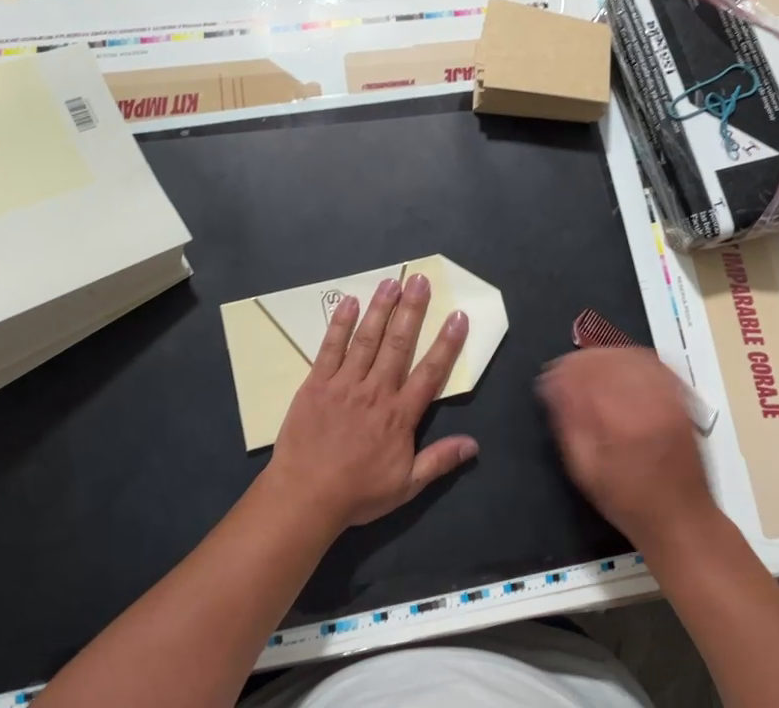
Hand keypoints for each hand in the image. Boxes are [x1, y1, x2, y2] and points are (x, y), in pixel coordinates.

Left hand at [261, 274, 477, 533]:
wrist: (305, 497)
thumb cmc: (357, 493)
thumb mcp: (406, 486)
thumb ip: (439, 461)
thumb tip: (474, 445)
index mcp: (400, 415)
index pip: (430, 372)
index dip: (446, 344)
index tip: (458, 317)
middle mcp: (375, 391)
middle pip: (399, 344)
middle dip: (412, 310)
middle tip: (420, 280)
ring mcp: (344, 384)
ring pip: (367, 339)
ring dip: (380, 308)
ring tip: (391, 282)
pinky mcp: (316, 383)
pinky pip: (330, 348)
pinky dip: (341, 324)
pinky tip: (350, 303)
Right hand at [539, 347, 716, 548]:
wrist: (683, 521)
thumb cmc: (630, 504)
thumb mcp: (586, 471)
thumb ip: (568, 425)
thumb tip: (553, 391)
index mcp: (621, 423)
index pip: (585, 377)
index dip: (561, 373)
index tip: (548, 378)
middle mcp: (649, 404)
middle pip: (608, 360)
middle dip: (579, 361)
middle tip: (562, 369)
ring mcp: (670, 400)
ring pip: (631, 355)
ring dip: (604, 354)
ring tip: (586, 364)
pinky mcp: (683, 400)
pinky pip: (656, 364)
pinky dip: (633, 356)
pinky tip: (619, 362)